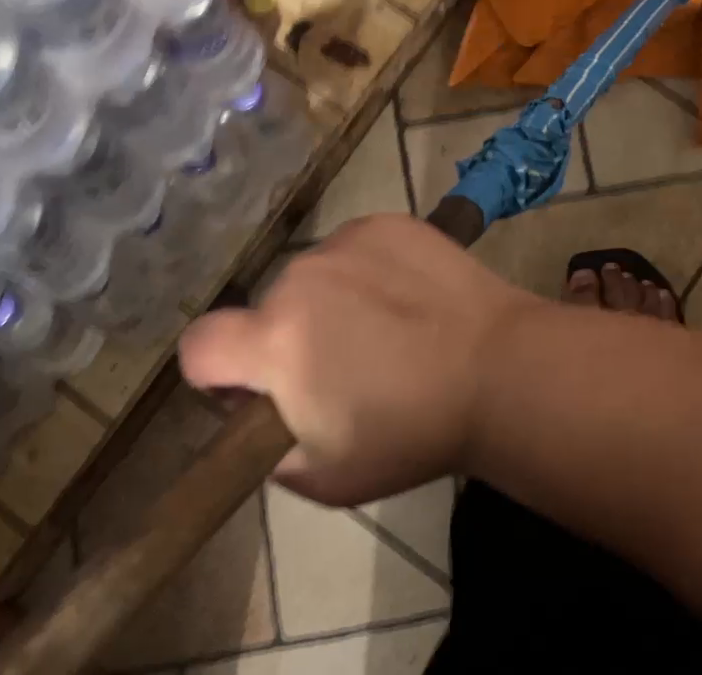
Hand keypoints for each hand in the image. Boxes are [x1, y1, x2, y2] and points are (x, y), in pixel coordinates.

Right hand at [179, 214, 544, 505]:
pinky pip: (354, 249)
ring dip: (331, 302)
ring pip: (313, 278)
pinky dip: (368, 271)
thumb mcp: (326, 477)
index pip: (198, 346)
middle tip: (346, 367)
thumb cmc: (414, 433)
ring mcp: (344, 243)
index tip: (256, 388)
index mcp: (274, 342)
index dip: (217, 374)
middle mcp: (298, 279)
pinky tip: (410, 298)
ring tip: (389, 330)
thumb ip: (271, 451)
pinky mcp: (386, 223)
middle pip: (267, 312)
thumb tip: (261, 419)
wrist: (502, 371)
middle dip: (288, 339)